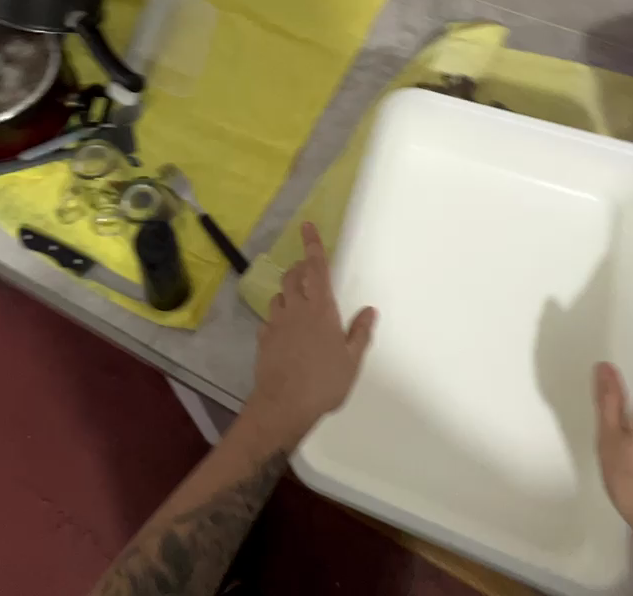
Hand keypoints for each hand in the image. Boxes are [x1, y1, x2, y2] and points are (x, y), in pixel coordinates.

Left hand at [247, 223, 376, 447]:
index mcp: (321, 309)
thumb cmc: (324, 382)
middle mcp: (296, 309)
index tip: (306, 226)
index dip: (312, 245)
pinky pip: (270, 320)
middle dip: (299, 268)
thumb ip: (359, 333)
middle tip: (306, 270)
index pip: (316, 268)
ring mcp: (276, 323)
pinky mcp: (263, 338)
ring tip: (298, 303)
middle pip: (293, 277)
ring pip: (279, 296)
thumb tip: (369, 311)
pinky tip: (285, 332)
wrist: (284, 405)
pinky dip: (278, 318)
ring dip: (288, 293)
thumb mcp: (351, 360)